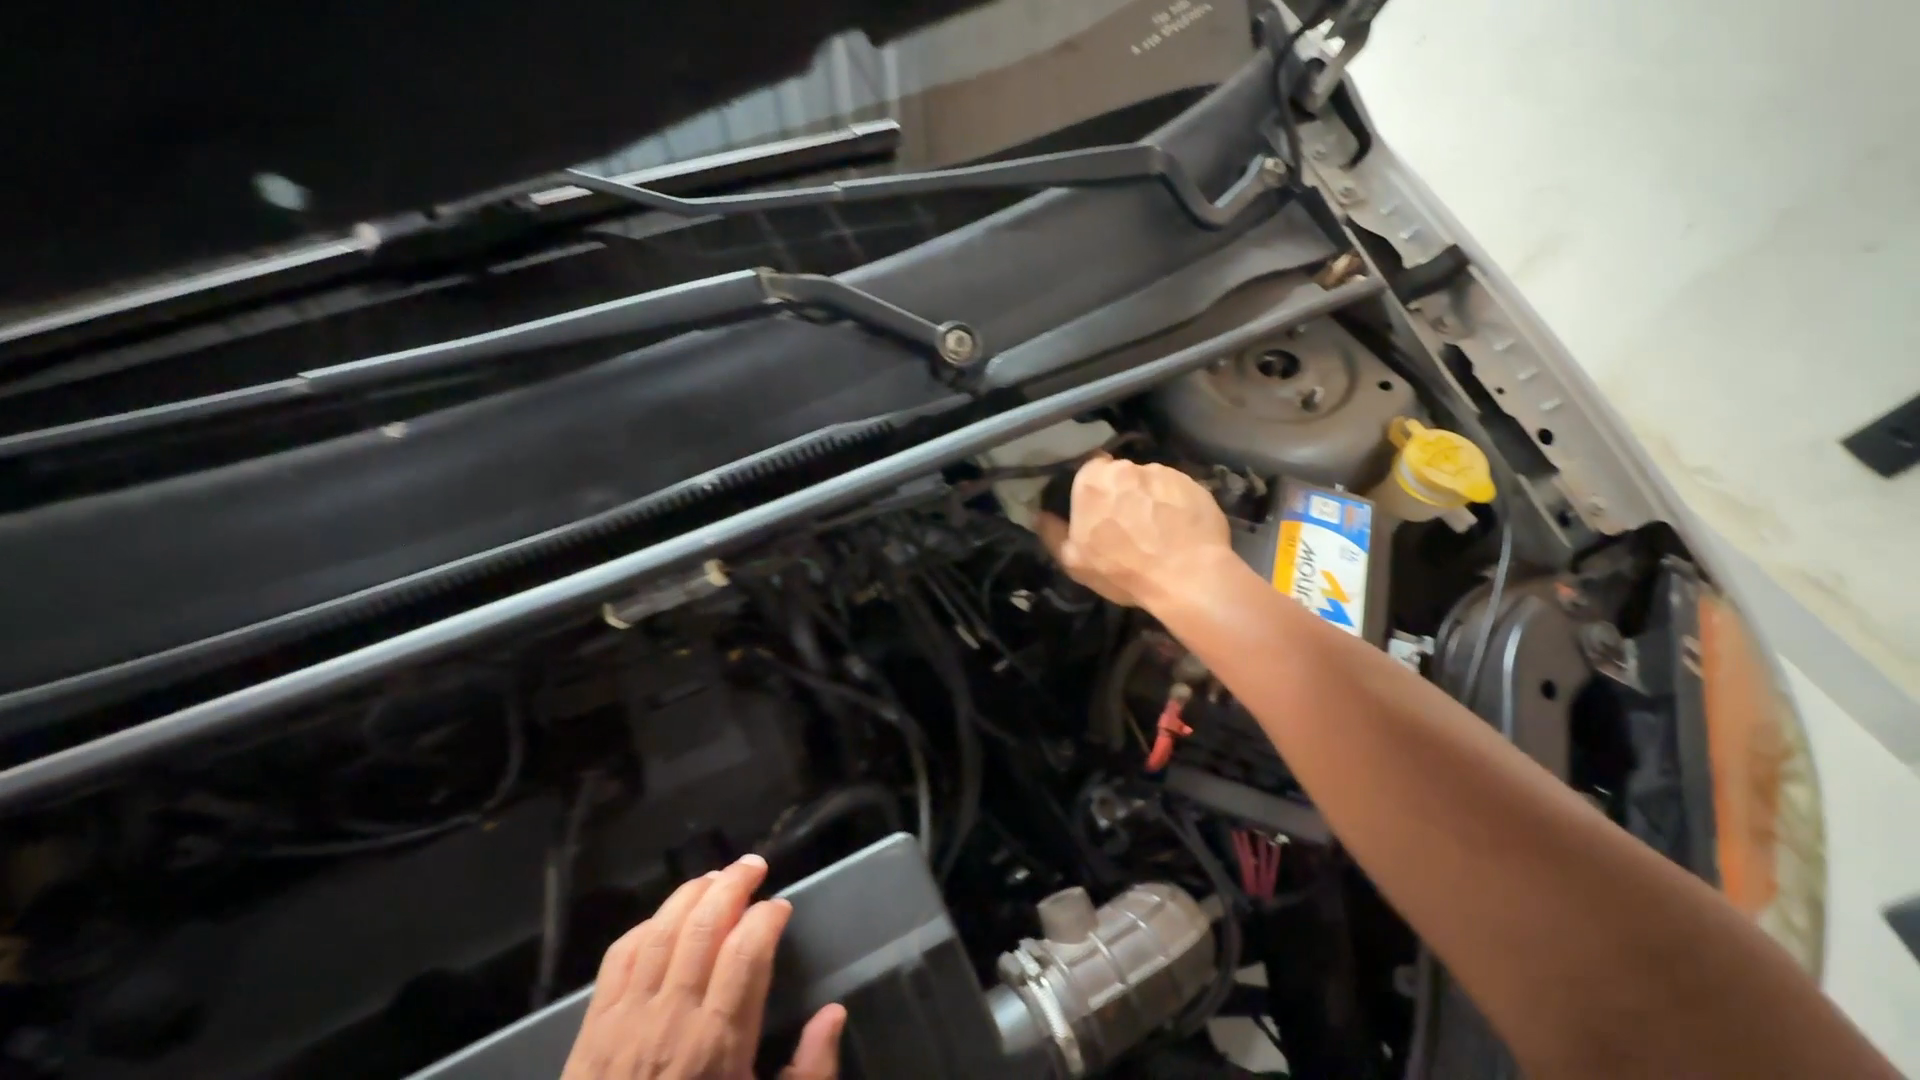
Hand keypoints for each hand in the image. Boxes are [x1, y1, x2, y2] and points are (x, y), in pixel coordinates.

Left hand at [562, 854, 845, 1079]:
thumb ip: (808, 1070)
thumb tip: (833, 1013)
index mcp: (719, 1043)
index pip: (745, 953)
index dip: (766, 918)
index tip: (782, 907)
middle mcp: (673, 1017)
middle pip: (704, 927)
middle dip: (732, 886)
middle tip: (755, 865)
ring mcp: (628, 1017)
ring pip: (662, 931)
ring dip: (691, 894)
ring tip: (716, 875)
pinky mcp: (594, 1025)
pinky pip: (619, 956)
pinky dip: (645, 926)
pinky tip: (665, 917)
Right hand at [1039, 457, 1232, 611]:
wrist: (1187, 577)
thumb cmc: (1123, 570)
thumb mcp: (1075, 562)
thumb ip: (1053, 533)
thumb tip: (1039, 514)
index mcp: (1092, 481)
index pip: (1088, 473)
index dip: (1094, 493)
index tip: (1100, 513)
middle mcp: (1126, 467)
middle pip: (1120, 475)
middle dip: (1123, 493)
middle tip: (1130, 523)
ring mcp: (1163, 473)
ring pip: (1150, 482)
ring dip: (1151, 498)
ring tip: (1160, 529)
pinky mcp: (1193, 483)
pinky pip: (1178, 490)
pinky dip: (1176, 504)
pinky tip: (1181, 529)